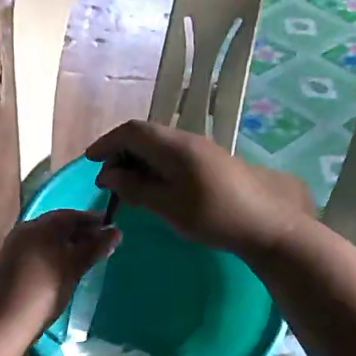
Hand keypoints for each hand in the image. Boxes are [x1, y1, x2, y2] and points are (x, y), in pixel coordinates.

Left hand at [0, 210, 120, 327]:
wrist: (9, 319)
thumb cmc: (46, 289)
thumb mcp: (74, 267)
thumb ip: (94, 248)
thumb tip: (116, 232)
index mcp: (40, 226)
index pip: (70, 215)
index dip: (91, 220)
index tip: (110, 226)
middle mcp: (24, 230)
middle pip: (56, 226)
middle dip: (79, 232)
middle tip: (100, 242)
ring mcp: (14, 247)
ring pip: (46, 239)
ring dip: (66, 244)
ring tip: (86, 255)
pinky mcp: (10, 264)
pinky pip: (37, 250)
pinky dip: (53, 254)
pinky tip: (64, 266)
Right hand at [86, 120, 315, 254]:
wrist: (265, 224)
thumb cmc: (212, 216)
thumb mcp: (167, 206)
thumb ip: (135, 188)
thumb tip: (109, 175)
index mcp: (174, 146)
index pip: (132, 131)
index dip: (108, 143)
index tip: (90, 162)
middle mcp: (187, 141)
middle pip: (145, 136)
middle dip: (120, 153)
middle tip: (107, 182)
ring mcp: (201, 150)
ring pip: (159, 146)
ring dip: (137, 162)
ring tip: (126, 188)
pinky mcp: (210, 163)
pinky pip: (172, 156)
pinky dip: (154, 167)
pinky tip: (152, 189)